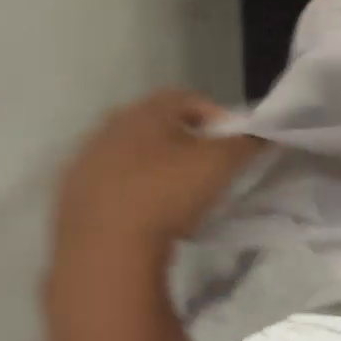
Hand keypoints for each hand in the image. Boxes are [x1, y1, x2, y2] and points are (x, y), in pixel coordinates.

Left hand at [53, 90, 264, 257]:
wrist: (107, 241)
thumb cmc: (169, 190)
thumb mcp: (223, 163)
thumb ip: (248, 142)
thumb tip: (264, 134)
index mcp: (142, 113)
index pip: (187, 98)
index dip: (219, 117)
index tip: (236, 144)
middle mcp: (108, 127)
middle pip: (161, 125)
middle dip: (192, 142)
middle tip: (215, 167)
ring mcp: (86, 159)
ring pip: (139, 152)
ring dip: (165, 165)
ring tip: (187, 192)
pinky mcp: (76, 190)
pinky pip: (119, 178)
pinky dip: (141, 187)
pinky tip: (156, 210)